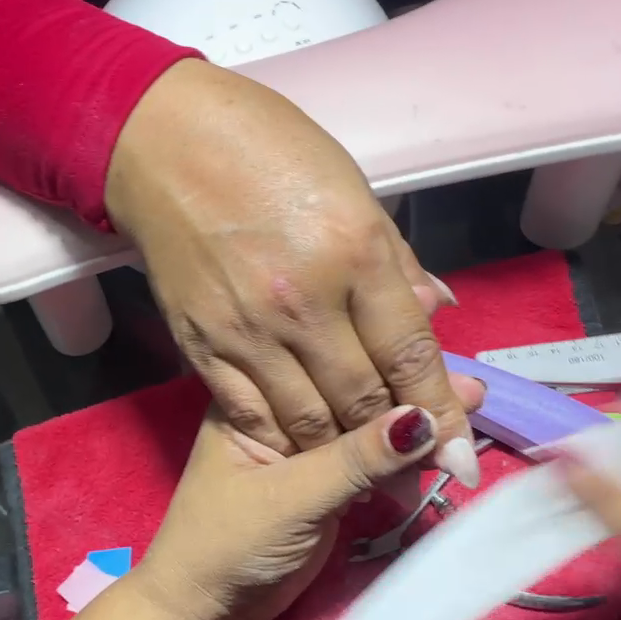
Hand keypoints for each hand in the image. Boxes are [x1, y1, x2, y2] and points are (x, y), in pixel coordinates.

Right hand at [105, 60, 480, 483]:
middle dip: (397, 444)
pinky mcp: (201, 349)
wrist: (162, 147)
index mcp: (354, 252)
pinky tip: (304, 448)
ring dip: (342, 450)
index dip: (440, 413)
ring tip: (366, 464)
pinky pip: (251, 415)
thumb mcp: (351, 189)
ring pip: (308, 421)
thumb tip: (434, 313)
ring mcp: (246, 333)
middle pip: (362, 399)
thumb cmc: (266, 150)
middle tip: (418, 472)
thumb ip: (394, 262)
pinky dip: (284, 439)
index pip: (409, 354)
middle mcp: (304, 304)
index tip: (458, 456)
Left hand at [136, 376, 485, 619]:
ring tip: (472, 403)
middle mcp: (281, 410)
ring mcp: (304, 447)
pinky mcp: (324, 480)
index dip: (381, 345)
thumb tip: (426, 420)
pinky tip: (439, 444)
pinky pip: (371, 457)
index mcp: (254, 397)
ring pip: (369, 421)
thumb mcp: (291, 497)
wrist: (206, 609)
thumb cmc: (227, 544)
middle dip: (411, 383)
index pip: (325, 357)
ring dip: (417, 419)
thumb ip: (355, 459)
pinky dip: (404, 454)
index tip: (436, 334)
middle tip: (469, 386)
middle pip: (355, 385)